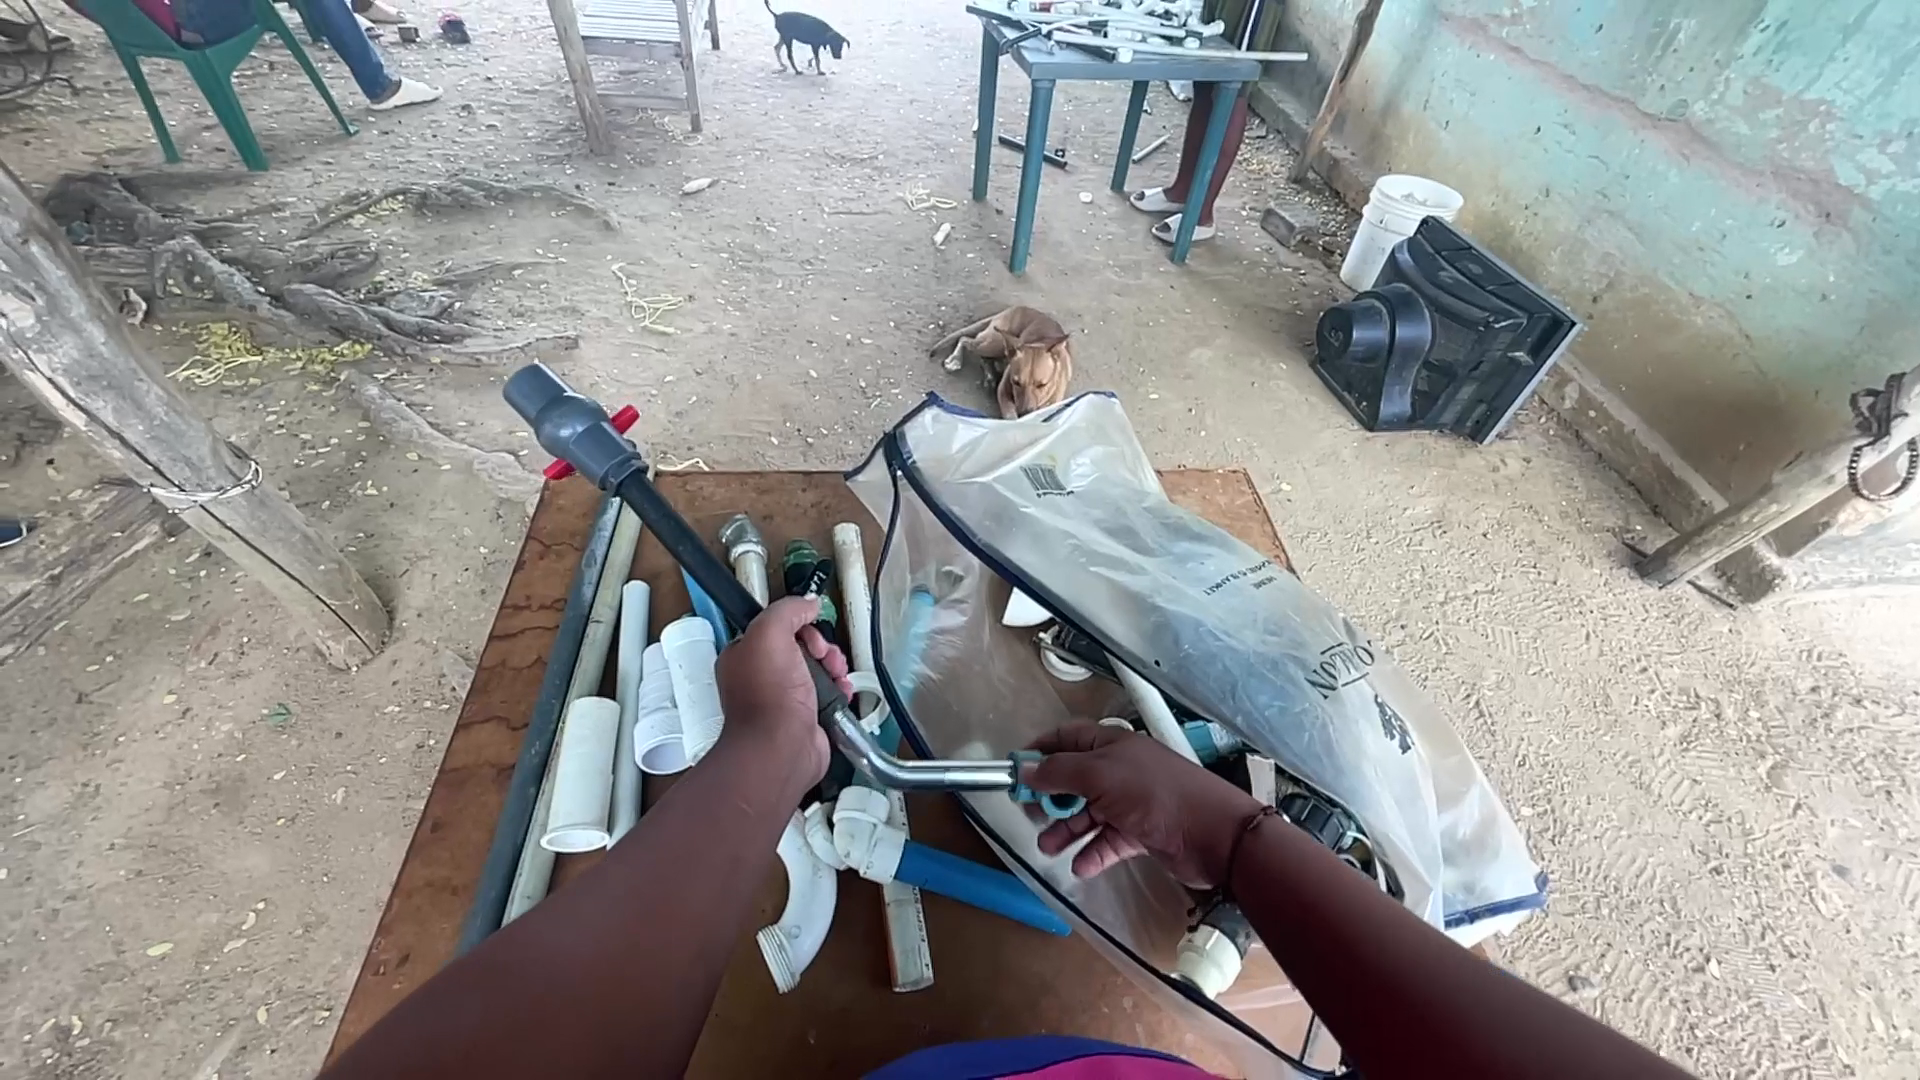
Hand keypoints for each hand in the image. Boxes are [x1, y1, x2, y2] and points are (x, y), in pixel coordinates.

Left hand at [713, 596, 849, 788]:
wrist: (782, 746)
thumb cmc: (768, 694)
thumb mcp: (770, 632)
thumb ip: (788, 610)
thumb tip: (808, 603)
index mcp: (744, 655)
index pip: (776, 627)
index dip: (797, 624)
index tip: (807, 629)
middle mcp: (762, 677)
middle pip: (802, 646)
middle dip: (821, 646)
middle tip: (824, 655)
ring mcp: (785, 698)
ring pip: (819, 669)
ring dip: (834, 666)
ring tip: (836, 673)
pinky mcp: (807, 715)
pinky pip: (830, 693)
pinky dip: (840, 689)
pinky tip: (842, 690)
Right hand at [1026, 723, 1263, 887]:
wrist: (1214, 834)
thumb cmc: (1153, 794)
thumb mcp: (1100, 775)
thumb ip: (1059, 772)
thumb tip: (1026, 769)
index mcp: (1110, 745)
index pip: (1067, 738)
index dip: (1041, 750)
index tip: (1016, 768)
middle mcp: (1119, 770)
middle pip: (1075, 779)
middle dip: (1051, 796)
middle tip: (1030, 814)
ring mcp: (1132, 803)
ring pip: (1089, 813)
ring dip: (1067, 829)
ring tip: (1048, 847)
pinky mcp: (1142, 833)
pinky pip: (1109, 840)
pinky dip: (1093, 852)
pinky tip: (1081, 866)